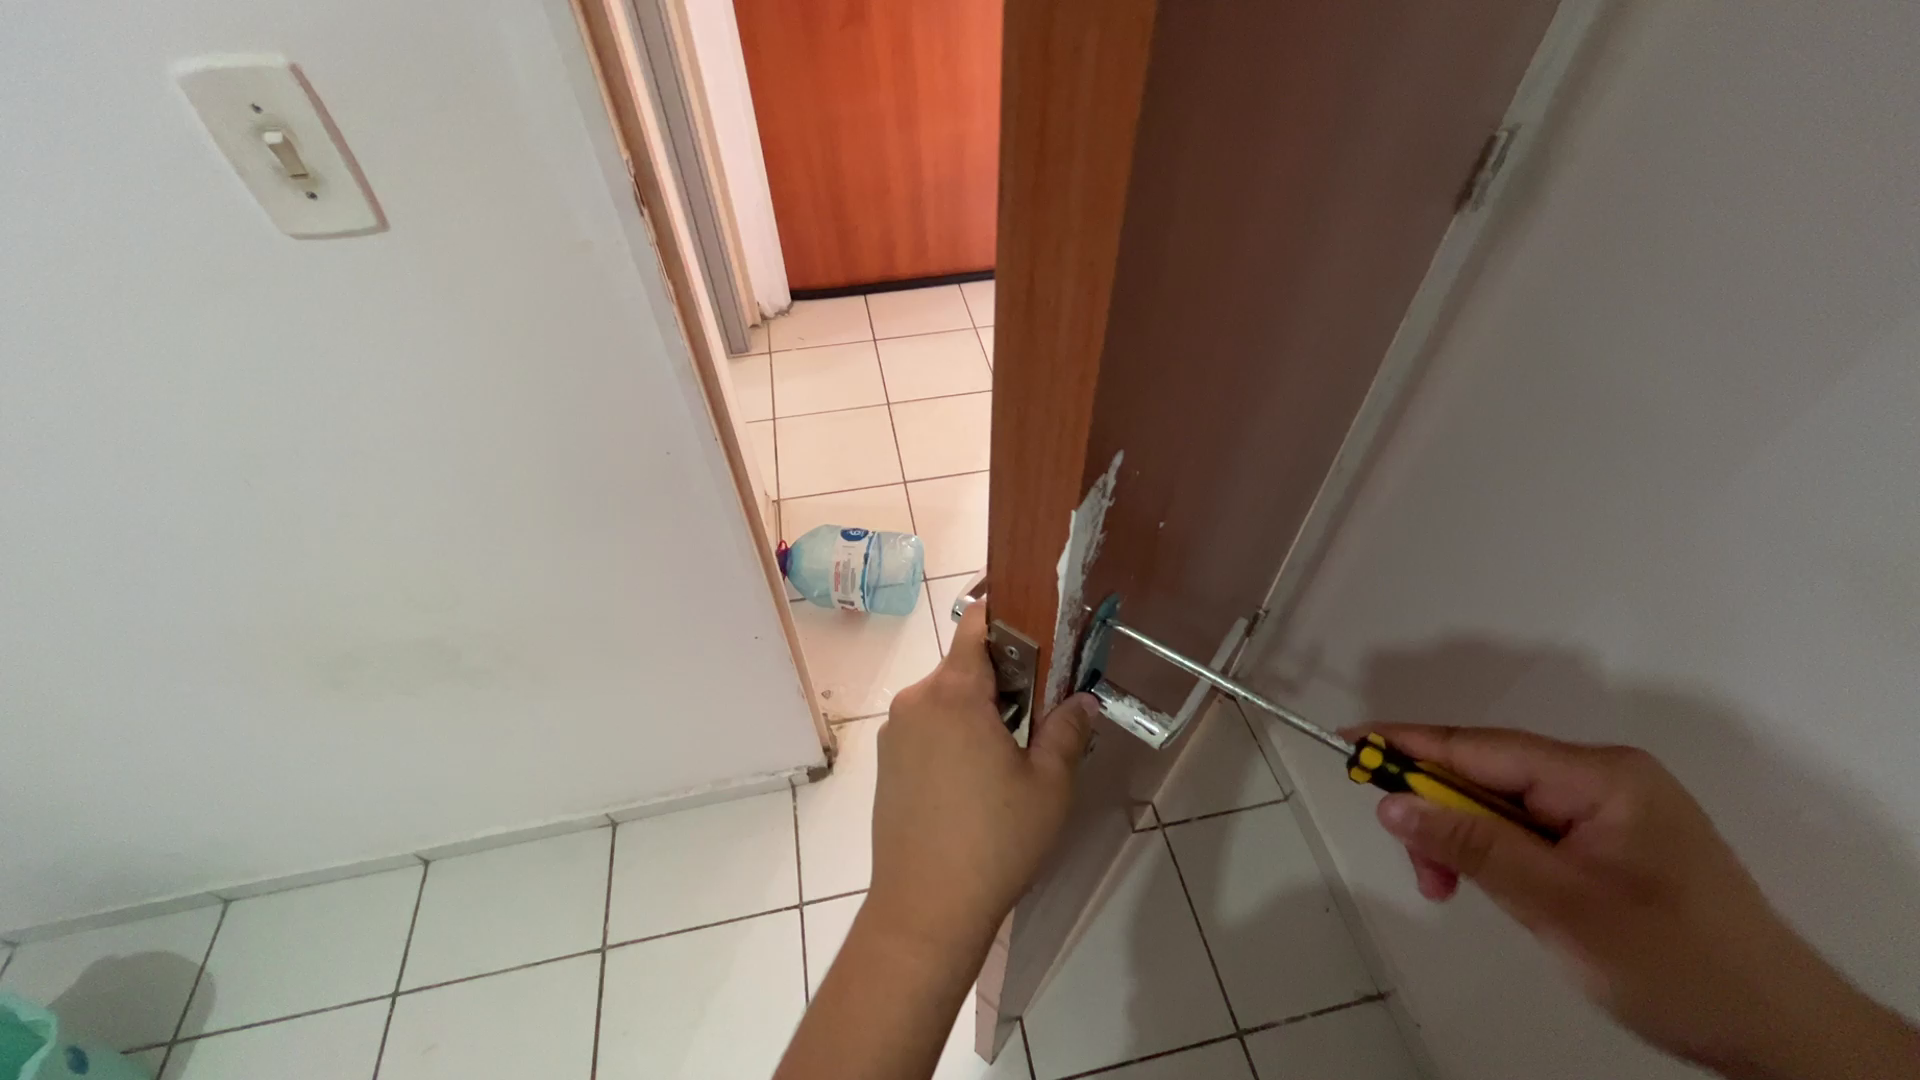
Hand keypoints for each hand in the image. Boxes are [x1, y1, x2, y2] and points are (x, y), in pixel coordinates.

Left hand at [866, 604, 1095, 955]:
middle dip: (1000, 677)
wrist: (925, 908)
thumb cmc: (995, 840)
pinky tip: (971, 781)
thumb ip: (1067, 731)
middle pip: (961, 665)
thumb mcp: (1048, 785)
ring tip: (1008, 754)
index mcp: (953, 692)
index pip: (976, 623)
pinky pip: (924, 729)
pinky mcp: (885, 764)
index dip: (1007, 616)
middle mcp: (916, 700)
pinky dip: (950, 735)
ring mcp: (894, 733)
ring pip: (943, 699)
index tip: (1037, 632)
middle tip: (1037, 712)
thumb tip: (1084, 700)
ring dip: (974, 710)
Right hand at [1360, 724, 1916, 1078]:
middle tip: (1417, 866)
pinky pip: (1524, 833)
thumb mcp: (1559, 904)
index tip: (1347, 742)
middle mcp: (1601, 779)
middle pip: (1486, 777)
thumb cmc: (1674, 962)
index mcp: (1600, 776)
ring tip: (1447, 888)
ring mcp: (1605, 810)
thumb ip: (1470, 844)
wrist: (1781, 1036)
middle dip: (1439, 814)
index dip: (1408, 744)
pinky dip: (1491, 857)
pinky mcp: (1604, 842)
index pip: (1480, 748)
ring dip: (1462, 843)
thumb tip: (1389, 801)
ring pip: (1498, 808)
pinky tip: (1484, 888)